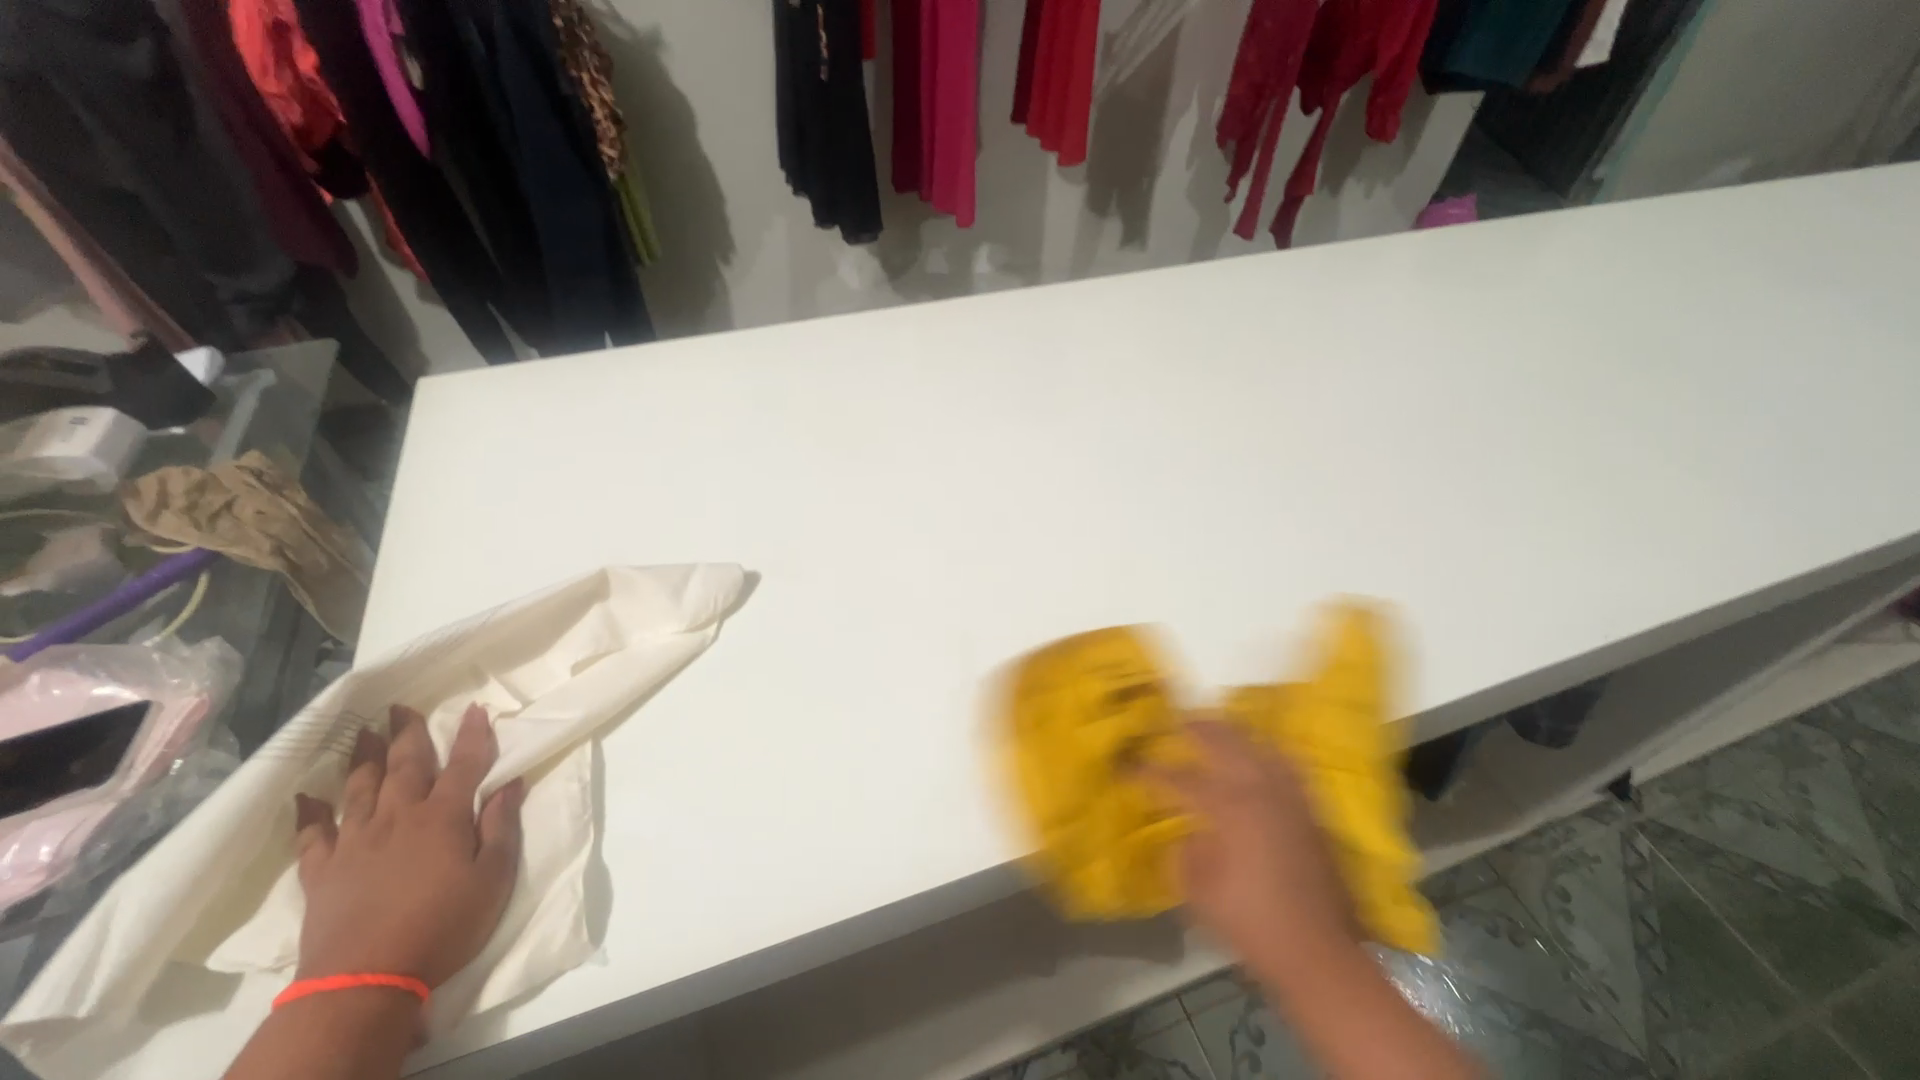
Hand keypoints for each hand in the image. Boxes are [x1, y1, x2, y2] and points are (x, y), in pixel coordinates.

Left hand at [292, 704, 524, 987]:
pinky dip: (308, 813)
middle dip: (406, 734)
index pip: (463, 765)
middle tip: (400, 707)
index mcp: (443, 818)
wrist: (366, 976)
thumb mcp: (493, 879)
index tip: (475, 709)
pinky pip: (312, 835)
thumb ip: (501, 828)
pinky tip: (304, 797)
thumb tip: (511, 784)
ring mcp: (355, 842)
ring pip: (358, 789)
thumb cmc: (444, 925)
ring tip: (362, 733)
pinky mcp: (323, 871)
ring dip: (362, 758)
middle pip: (404, 766)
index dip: (472, 736)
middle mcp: (397, 818)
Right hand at [1145, 718, 1355, 965]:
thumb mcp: (1199, 890)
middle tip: (1174, 724)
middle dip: (1195, 730)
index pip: (1180, 778)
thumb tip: (1185, 830)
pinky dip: (1266, 753)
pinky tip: (1259, 756)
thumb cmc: (1250, 922)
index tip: (1130, 768)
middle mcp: (1261, 790)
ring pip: (1260, 746)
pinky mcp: (1311, 810)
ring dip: (1233, 734)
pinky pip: (1287, 765)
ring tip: (1215, 730)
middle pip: (1224, 742)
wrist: (1317, 951)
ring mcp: (1291, 797)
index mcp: (1229, 807)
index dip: (1151, 772)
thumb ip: (1186, 850)